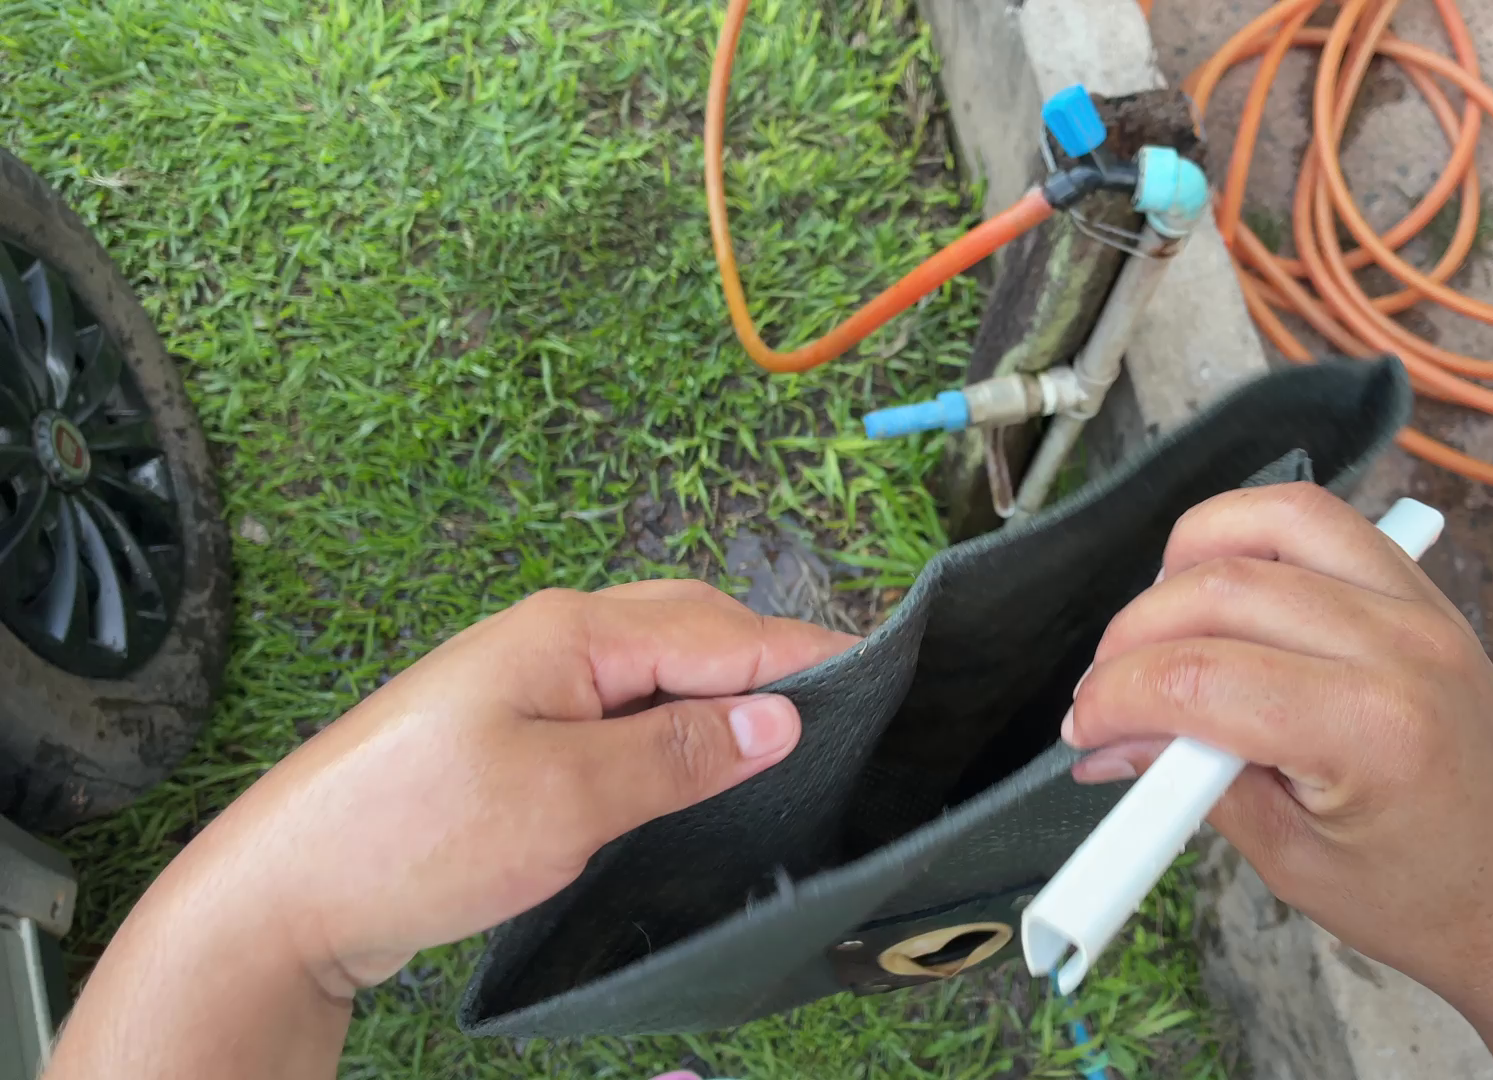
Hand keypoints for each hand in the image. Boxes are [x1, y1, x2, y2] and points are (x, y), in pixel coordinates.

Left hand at [169, 581, 854, 994]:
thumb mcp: (568, 799)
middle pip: (694, 624)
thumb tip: (783, 718)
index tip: (872, 665)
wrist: (275, 899)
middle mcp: (563, 631)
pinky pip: (633, 688)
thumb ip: (683, 751)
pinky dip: (685, 703)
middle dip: (767, 654)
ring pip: (665, 652)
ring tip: (781, 715)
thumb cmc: (421, 838)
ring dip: (726, 676)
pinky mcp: (531, 709)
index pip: (717, 632)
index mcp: (575, 631)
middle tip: (832, 697)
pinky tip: (703, 733)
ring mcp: (543, 668)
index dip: (797, 652)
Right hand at [1061, 485, 1492, 1077]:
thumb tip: (1105, 736)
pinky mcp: (1415, 585)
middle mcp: (1398, 642)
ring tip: (1160, 625)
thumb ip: (1186, 780)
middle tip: (1105, 693)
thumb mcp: (1286, 861)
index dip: (1115, 696)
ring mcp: (1415, 600)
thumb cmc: (1421, 902)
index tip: (1081, 728)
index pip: (1199, 677)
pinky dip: (1245, 533)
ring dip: (1184, 562)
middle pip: (1218, 589)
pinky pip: (1315, 519)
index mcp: (1371, 730)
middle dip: (1131, 638)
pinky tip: (1220, 588)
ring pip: (1268, 521)